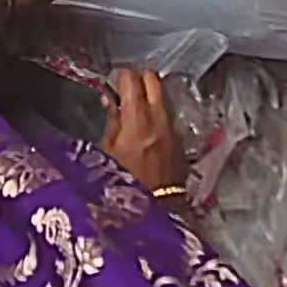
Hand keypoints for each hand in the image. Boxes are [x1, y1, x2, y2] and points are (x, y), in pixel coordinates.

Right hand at [101, 68, 186, 193]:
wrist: (156, 212)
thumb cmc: (124, 184)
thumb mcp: (107, 153)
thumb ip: (112, 120)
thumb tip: (109, 97)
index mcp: (138, 121)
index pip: (132, 81)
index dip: (122, 74)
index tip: (113, 77)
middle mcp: (159, 119)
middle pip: (153, 80)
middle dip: (138, 75)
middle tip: (125, 83)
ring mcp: (172, 128)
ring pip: (162, 96)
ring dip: (148, 93)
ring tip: (133, 102)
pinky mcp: (179, 139)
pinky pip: (166, 115)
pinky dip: (155, 111)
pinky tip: (144, 122)